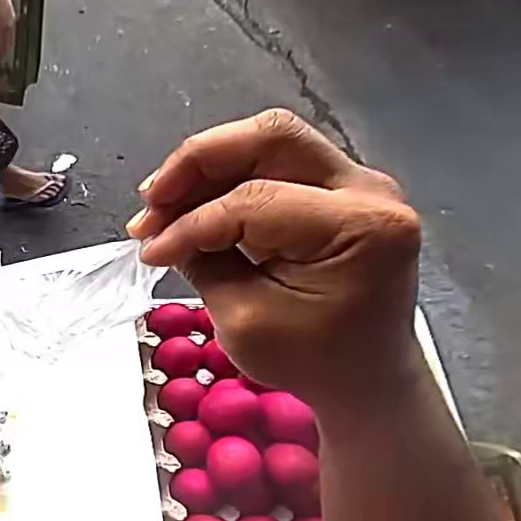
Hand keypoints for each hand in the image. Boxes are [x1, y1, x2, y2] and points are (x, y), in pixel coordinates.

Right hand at [128, 108, 422, 411]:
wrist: (366, 382)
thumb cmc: (312, 364)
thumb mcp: (245, 324)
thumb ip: (205, 267)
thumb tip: (163, 232)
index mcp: (358, 228)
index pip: (255, 202)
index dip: (190, 223)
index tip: (150, 250)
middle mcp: (370, 191)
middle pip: (271, 139)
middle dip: (198, 162)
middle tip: (151, 198)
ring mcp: (361, 186)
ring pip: (273, 144)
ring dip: (210, 166)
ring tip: (163, 201)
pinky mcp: (344, 194)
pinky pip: (281, 166)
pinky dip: (232, 180)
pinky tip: (196, 203)